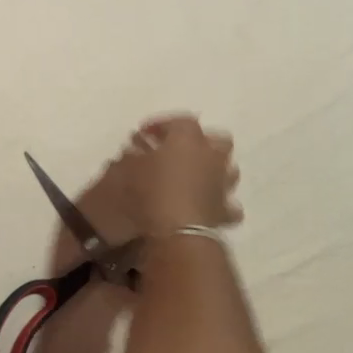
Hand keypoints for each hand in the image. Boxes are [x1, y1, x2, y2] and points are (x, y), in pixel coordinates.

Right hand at [117, 114, 242, 237]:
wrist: (175, 231)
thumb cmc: (148, 193)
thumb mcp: (126, 169)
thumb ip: (131, 155)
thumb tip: (135, 150)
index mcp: (187, 140)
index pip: (179, 121)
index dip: (160, 124)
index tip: (142, 134)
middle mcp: (211, 156)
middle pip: (215, 139)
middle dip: (197, 141)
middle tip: (175, 150)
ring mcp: (222, 183)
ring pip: (226, 167)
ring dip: (210, 168)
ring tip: (190, 176)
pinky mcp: (225, 209)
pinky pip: (225, 200)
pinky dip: (216, 200)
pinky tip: (203, 204)